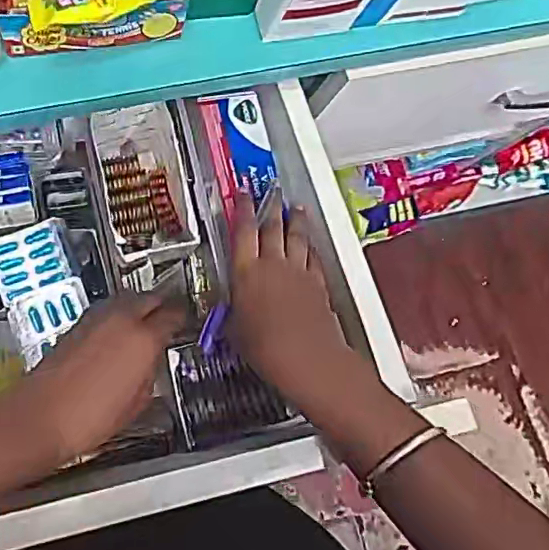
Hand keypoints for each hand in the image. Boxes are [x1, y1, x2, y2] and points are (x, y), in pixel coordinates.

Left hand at [8, 292, 186, 465]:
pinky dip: (116, 319)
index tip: (185, 322)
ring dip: (137, 308)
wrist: (41, 417)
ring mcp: (94, 320)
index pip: (173, 315)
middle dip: (161, 305)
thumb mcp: (137, 402)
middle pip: (149, 298)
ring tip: (144, 325)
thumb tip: (150, 364)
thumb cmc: (87, 417)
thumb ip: (149, 373)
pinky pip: (105, 313)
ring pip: (125, 301)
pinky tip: (117, 336)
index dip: (182, 318)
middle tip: (169, 316)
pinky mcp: (75, 327)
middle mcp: (118, 320)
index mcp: (143, 338)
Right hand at [225, 193, 369, 414]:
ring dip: (295, 221)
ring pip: (296, 237)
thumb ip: (233, 310)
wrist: (305, 357)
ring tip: (295, 208)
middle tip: (271, 192)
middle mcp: (273, 265)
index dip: (242, 210)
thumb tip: (231, 308)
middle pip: (272, 227)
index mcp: (246, 272)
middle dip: (270, 207)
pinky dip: (310, 248)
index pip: (243, 231)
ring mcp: (298, 272)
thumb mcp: (233, 328)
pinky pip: (313, 258)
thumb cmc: (262, 346)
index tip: (241, 195)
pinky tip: (310, 245)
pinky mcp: (317, 284)